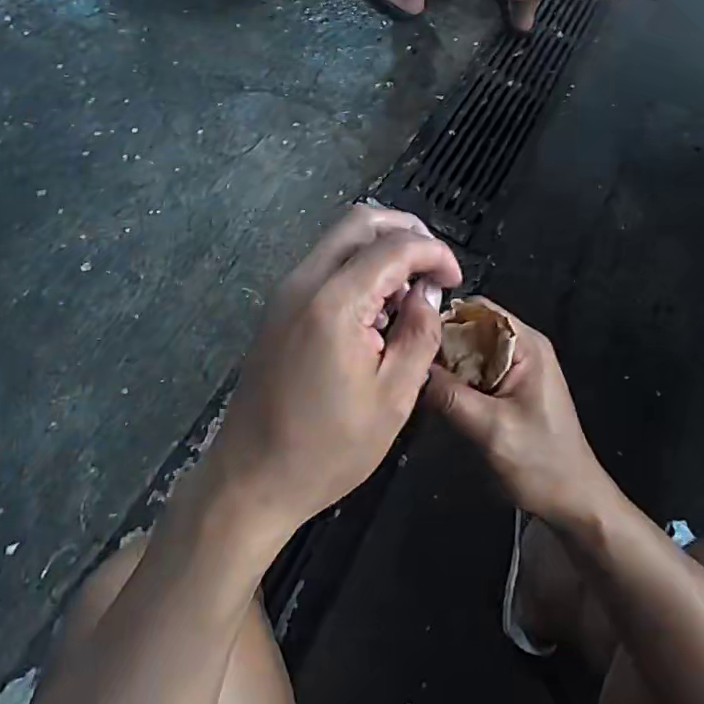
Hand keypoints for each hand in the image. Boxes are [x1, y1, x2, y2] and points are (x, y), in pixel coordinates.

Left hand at [210, 206, 461, 540]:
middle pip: (362, 221)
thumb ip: (420, 334)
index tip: (455, 281)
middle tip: (435, 269)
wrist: (248, 483)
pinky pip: (328, 263)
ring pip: (342, 238)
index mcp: (334, 304)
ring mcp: (286, 294)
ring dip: (385, 249)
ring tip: (411, 292)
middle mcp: (304, 285)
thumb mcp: (395, 397)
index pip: (395, 245)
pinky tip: (380, 308)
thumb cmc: (327, 449)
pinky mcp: (280, 309)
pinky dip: (362, 266)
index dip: (435, 253)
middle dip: (409, 233)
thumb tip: (428, 294)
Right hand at [423, 298, 616, 529]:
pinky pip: (476, 371)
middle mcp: (524, 347)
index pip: (479, 310)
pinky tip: (435, 397)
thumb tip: (413, 369)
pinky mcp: (511, 387)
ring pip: (471, 351)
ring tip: (414, 379)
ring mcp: (519, 367)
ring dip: (446, 364)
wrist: (571, 496)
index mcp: (527, 345)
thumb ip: (451, 396)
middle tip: (404, 362)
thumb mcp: (490, 429)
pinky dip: (457, 380)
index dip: (443, 318)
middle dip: (440, 343)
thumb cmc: (540, 461)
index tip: (407, 337)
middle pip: (472, 328)